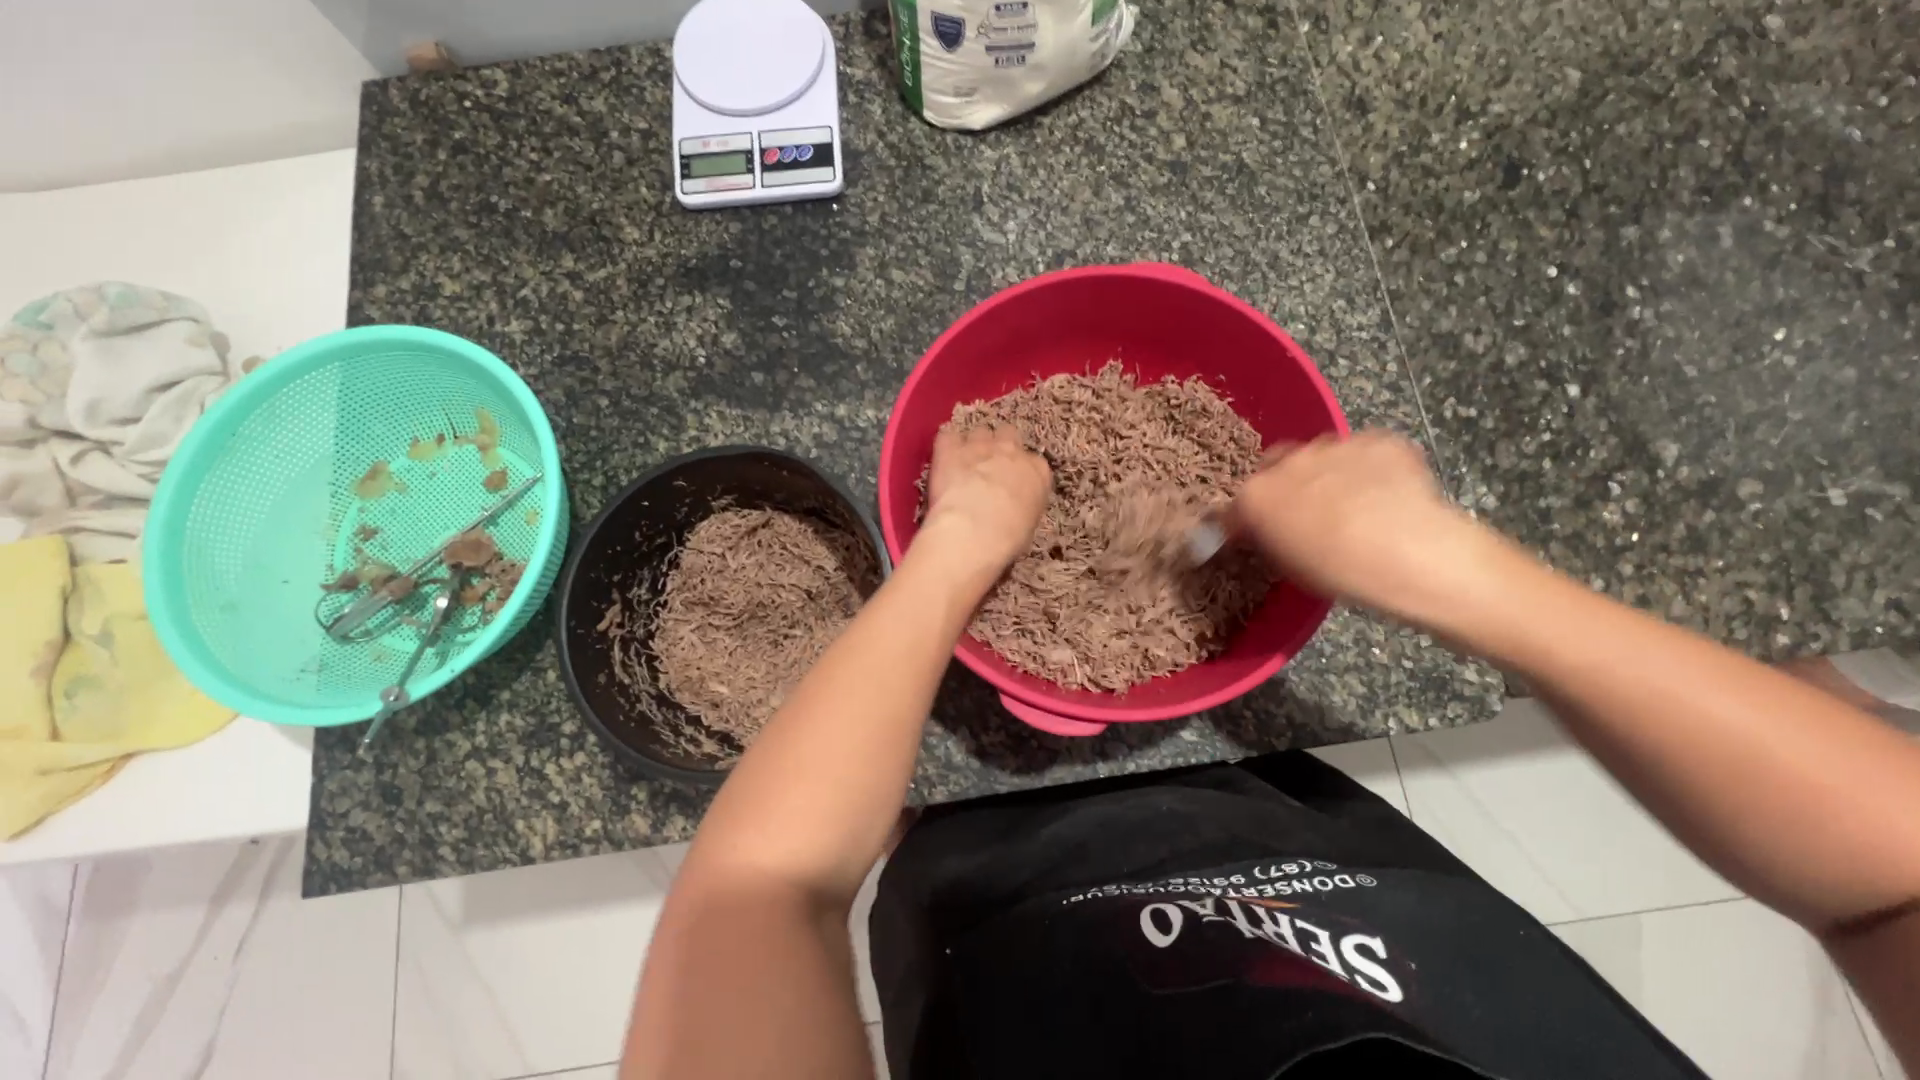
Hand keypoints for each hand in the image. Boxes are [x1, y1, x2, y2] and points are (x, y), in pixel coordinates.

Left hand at [919, 425, 1050, 578]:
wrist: (973, 532)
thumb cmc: (1007, 538)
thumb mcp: (1028, 526)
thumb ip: (1023, 507)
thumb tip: (1013, 510)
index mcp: (1038, 472)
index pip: (1034, 462)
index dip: (1022, 473)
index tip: (1014, 486)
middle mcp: (1011, 451)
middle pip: (1008, 435)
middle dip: (1000, 448)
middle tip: (989, 469)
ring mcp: (980, 445)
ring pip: (979, 432)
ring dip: (973, 445)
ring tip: (963, 465)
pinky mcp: (950, 448)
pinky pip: (948, 436)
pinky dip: (946, 445)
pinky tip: (942, 460)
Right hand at [1229, 431, 1507, 621]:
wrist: (1411, 553)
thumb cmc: (1341, 572)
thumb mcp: (1289, 566)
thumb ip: (1266, 538)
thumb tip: (1258, 528)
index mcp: (1256, 496)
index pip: (1238, 502)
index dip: (1249, 517)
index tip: (1260, 533)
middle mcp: (1288, 461)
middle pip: (1277, 467)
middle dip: (1288, 484)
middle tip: (1310, 515)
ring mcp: (1334, 445)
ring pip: (1322, 454)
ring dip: (1329, 472)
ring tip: (1355, 505)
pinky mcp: (1377, 439)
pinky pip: (1364, 450)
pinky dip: (1370, 466)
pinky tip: (1386, 494)